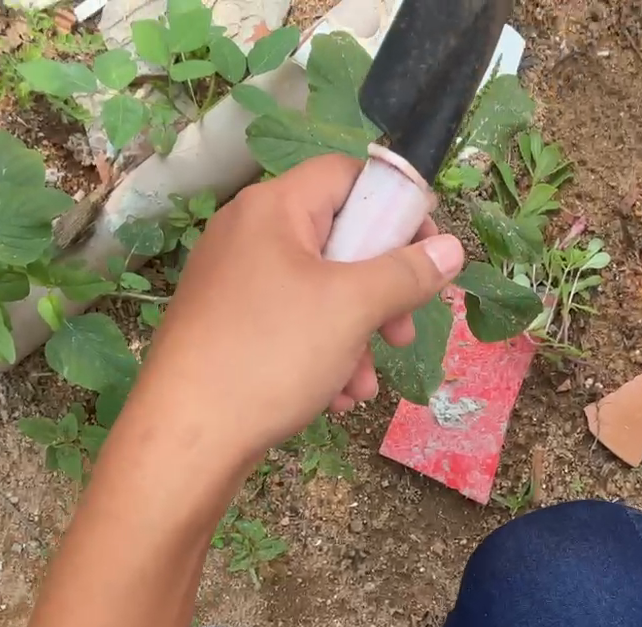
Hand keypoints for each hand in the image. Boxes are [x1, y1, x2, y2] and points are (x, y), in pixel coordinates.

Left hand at [138, 154, 465, 458]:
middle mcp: (250, 235)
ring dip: (356, 341)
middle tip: (401, 336)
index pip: (348, 177)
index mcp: (275, 210)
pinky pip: (293, 327)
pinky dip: (322, 357)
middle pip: (339, 245)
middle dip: (381, 295)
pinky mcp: (230, 328)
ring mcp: (237, 284)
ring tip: (362, 386)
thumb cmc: (271, 355)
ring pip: (321, 297)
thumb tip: (452, 248)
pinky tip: (333, 398)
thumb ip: (406, 274)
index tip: (427, 255)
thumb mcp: (352, 309)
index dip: (395, 207)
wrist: (189, 434)